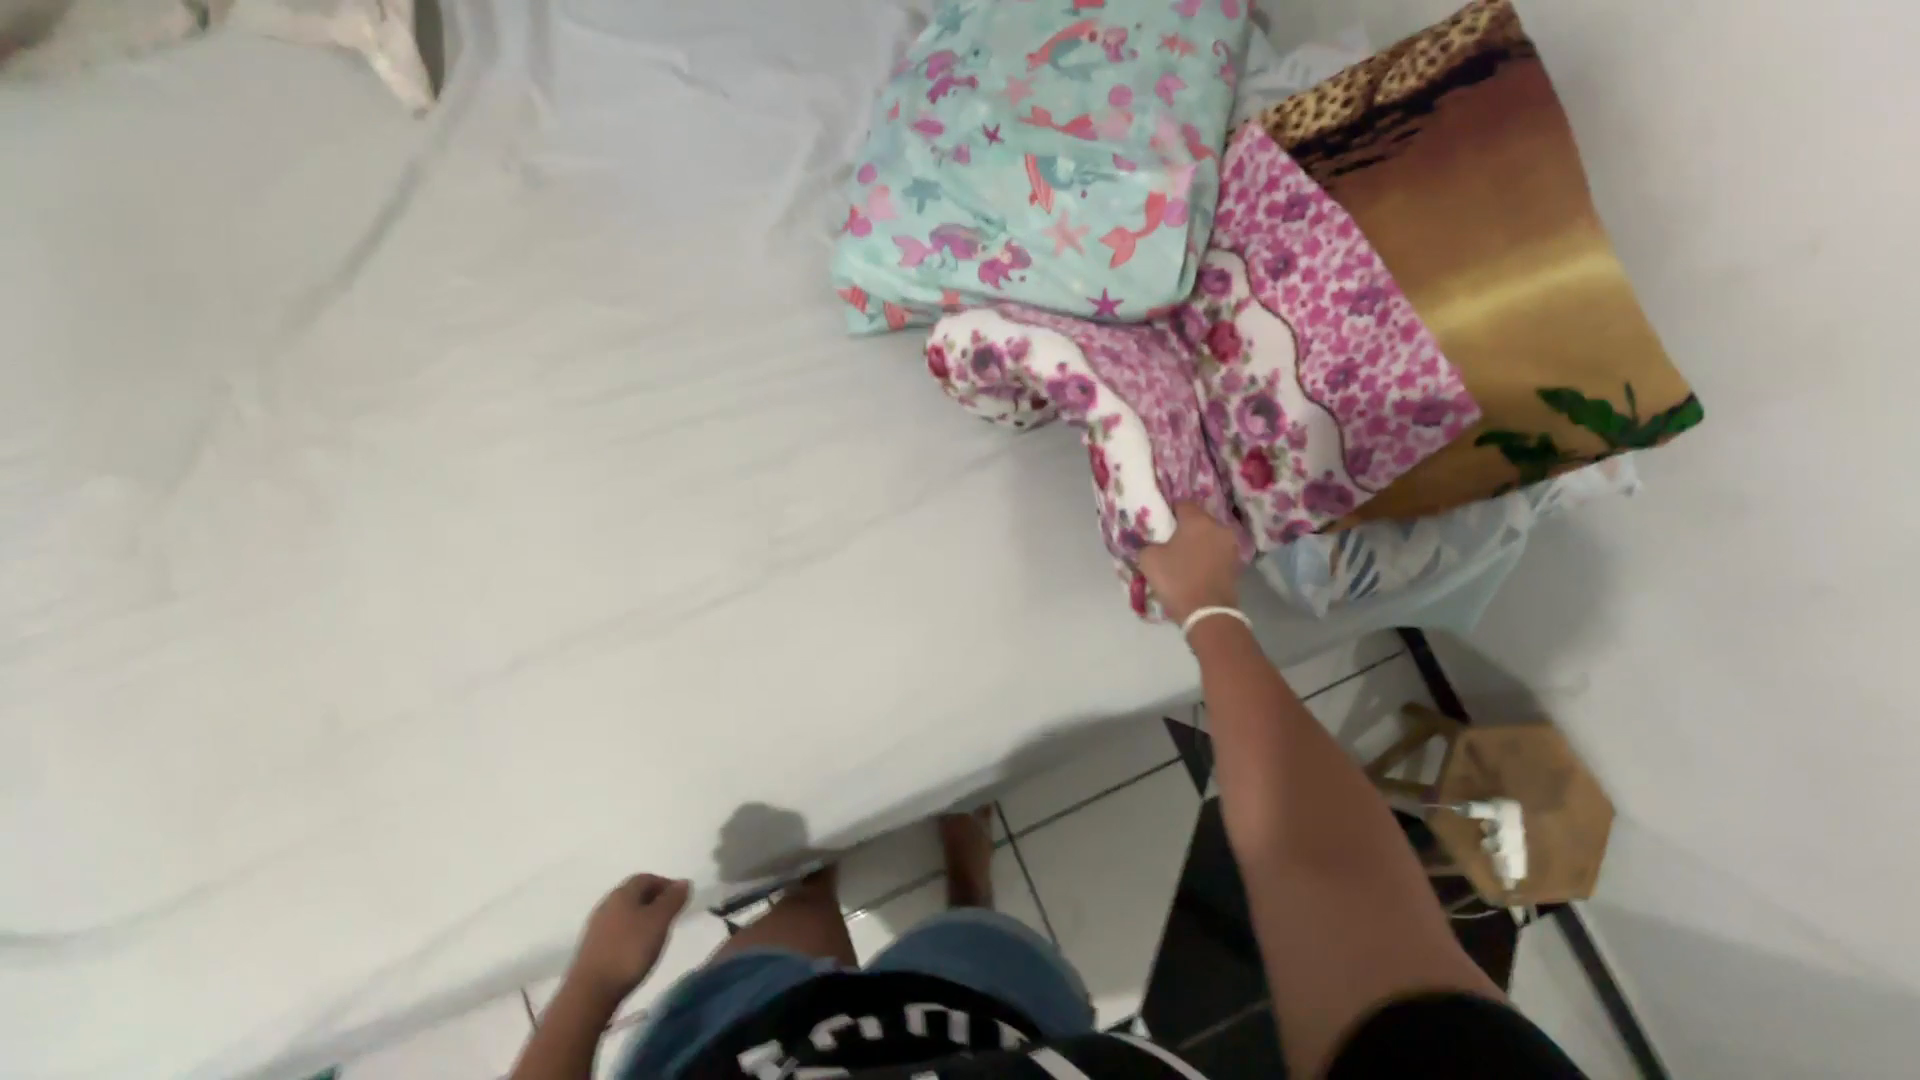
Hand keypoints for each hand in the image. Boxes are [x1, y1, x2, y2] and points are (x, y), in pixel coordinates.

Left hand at [566, 874, 690, 1002]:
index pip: (646, 878)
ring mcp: (597, 927)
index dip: (666, 884)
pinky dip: (631, 932)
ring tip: (658, 933)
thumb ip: (672, 900)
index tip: (681, 898)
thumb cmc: (629, 950)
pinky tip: (638, 949)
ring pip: (625, 913)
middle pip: (634, 894)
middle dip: (654, 899)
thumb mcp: (659, 922)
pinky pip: (617, 930)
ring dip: (642, 917)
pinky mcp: (592, 948)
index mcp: (622, 894)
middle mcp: (607, 905)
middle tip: (672, 914)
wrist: (590, 991)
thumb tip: (683, 882)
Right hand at [1138, 502, 1240, 624]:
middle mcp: (1218, 527)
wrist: (1207, 613)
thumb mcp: (1149, 559)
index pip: (1181, 504)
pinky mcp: (1236, 563)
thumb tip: (1152, 542)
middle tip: (1169, 541)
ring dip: (1197, 542)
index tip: (1159, 525)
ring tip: (1182, 556)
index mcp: (1198, 520)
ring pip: (1209, 536)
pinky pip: (1216, 552)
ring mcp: (1231, 545)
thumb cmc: (1176, 580)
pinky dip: (1206, 556)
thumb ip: (1148, 543)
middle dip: (1185, 527)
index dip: (1168, 512)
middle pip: (1198, 519)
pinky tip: (1195, 568)